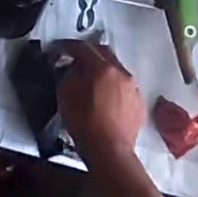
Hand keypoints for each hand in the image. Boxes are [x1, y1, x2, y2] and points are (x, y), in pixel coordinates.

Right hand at [55, 40, 145, 170]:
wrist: (109, 151)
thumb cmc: (83, 121)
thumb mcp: (65, 94)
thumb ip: (69, 74)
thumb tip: (74, 67)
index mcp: (102, 68)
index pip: (83, 47)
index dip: (68, 46)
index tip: (58, 49)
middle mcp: (122, 72)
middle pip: (104, 53)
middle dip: (88, 53)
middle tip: (74, 58)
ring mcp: (134, 87)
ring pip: (116, 69)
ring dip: (102, 69)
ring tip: (91, 78)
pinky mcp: (139, 102)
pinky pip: (124, 86)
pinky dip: (113, 85)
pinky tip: (105, 96)